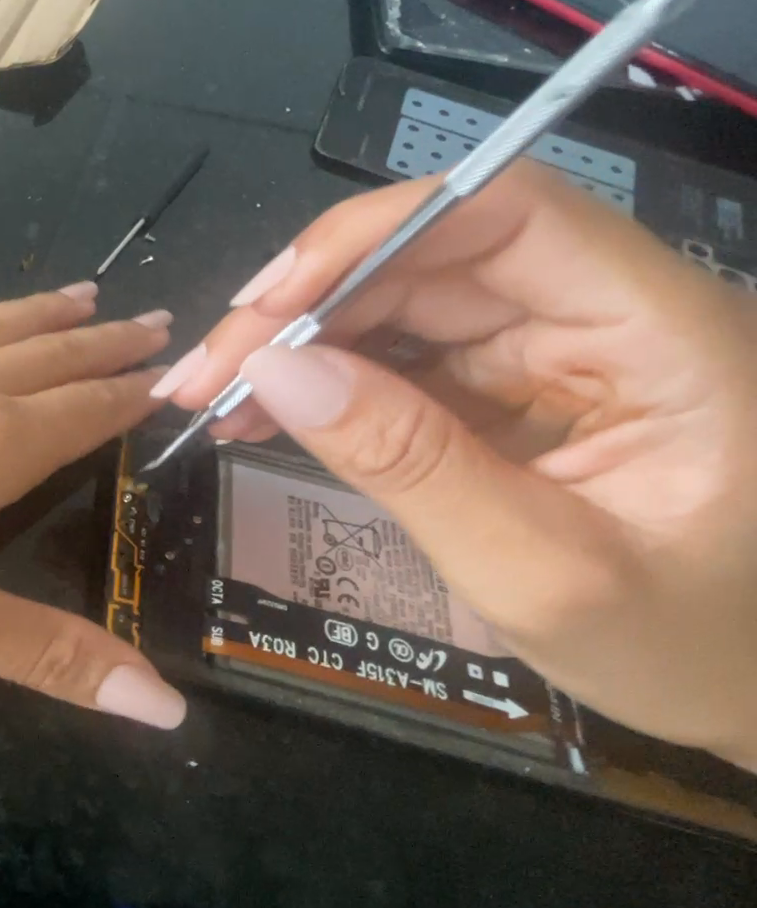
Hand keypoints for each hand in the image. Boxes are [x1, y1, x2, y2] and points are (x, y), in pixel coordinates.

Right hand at [155, 163, 756, 764]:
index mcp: (657, 332)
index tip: (264, 306)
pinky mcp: (491, 387)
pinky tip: (253, 414)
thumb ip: (407, 463)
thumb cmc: (682, 646)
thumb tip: (272, 369)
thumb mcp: (537, 572)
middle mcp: (594, 316)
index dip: (370, 237)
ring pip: (385, 307)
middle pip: (419, 261)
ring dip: (286, 346)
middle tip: (203, 378)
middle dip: (295, 310)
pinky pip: (383, 359)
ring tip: (209, 401)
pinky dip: (308, 383)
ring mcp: (537, 350)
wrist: (738, 689)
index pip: (503, 218)